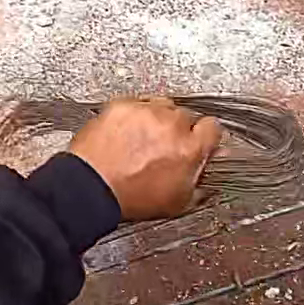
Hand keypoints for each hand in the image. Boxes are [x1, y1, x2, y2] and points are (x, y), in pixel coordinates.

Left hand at [68, 98, 221, 220]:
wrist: (90, 188)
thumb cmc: (130, 198)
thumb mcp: (178, 201)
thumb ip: (201, 180)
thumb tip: (213, 167)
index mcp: (190, 148)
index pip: (213, 127)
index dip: (205, 136)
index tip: (197, 141)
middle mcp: (171, 125)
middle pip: (186, 116)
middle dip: (178, 129)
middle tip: (163, 146)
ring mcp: (146, 112)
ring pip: (162, 106)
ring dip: (157, 119)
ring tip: (143, 139)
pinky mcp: (123, 105)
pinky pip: (137, 103)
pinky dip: (134, 115)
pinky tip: (127, 134)